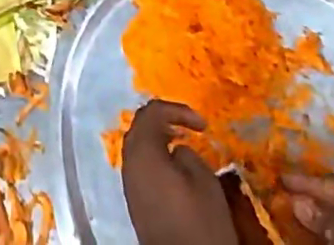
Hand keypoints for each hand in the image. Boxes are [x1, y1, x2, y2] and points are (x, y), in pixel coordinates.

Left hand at [122, 101, 237, 244]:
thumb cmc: (199, 223)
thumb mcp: (205, 183)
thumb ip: (190, 155)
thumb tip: (178, 150)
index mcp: (142, 149)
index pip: (152, 111)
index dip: (178, 110)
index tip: (203, 124)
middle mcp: (129, 159)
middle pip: (141, 126)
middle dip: (165, 121)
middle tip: (190, 129)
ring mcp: (128, 179)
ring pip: (140, 146)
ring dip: (160, 140)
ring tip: (184, 147)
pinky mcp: (134, 198)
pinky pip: (141, 166)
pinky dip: (157, 159)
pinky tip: (176, 170)